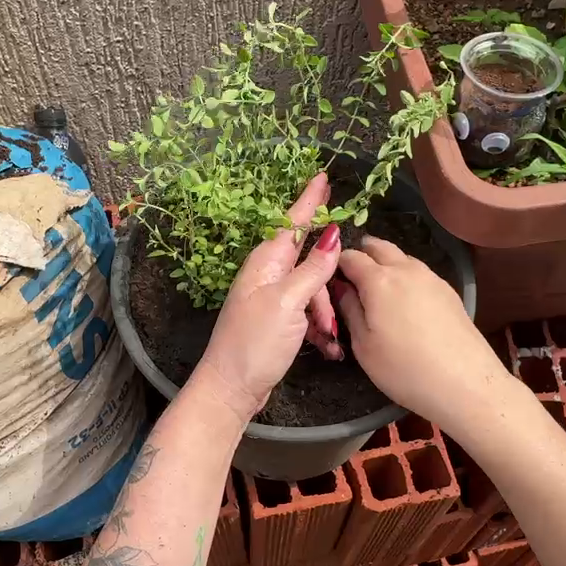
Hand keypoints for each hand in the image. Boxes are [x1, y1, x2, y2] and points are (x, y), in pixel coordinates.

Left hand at [185, 173, 342, 425]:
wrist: (232, 389)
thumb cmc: (254, 343)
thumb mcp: (288, 302)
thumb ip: (313, 269)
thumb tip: (333, 236)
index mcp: (266, 261)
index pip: (293, 222)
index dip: (310, 200)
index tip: (323, 176)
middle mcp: (268, 274)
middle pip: (311, 262)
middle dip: (328, 286)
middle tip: (331, 315)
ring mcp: (272, 298)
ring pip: (313, 291)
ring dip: (325, 314)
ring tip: (328, 339)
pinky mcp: (277, 321)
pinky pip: (307, 314)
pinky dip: (319, 329)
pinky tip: (326, 348)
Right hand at [335, 236, 516, 429]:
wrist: (465, 384)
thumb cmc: (404, 369)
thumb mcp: (364, 346)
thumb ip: (350, 311)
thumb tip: (342, 288)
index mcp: (378, 281)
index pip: (351, 257)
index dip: (337, 263)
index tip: (331, 276)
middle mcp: (406, 270)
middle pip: (380, 247)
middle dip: (363, 252)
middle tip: (353, 272)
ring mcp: (431, 278)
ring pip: (403, 257)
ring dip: (387, 262)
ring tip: (378, 285)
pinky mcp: (449, 291)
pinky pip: (420, 272)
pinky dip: (406, 274)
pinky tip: (406, 298)